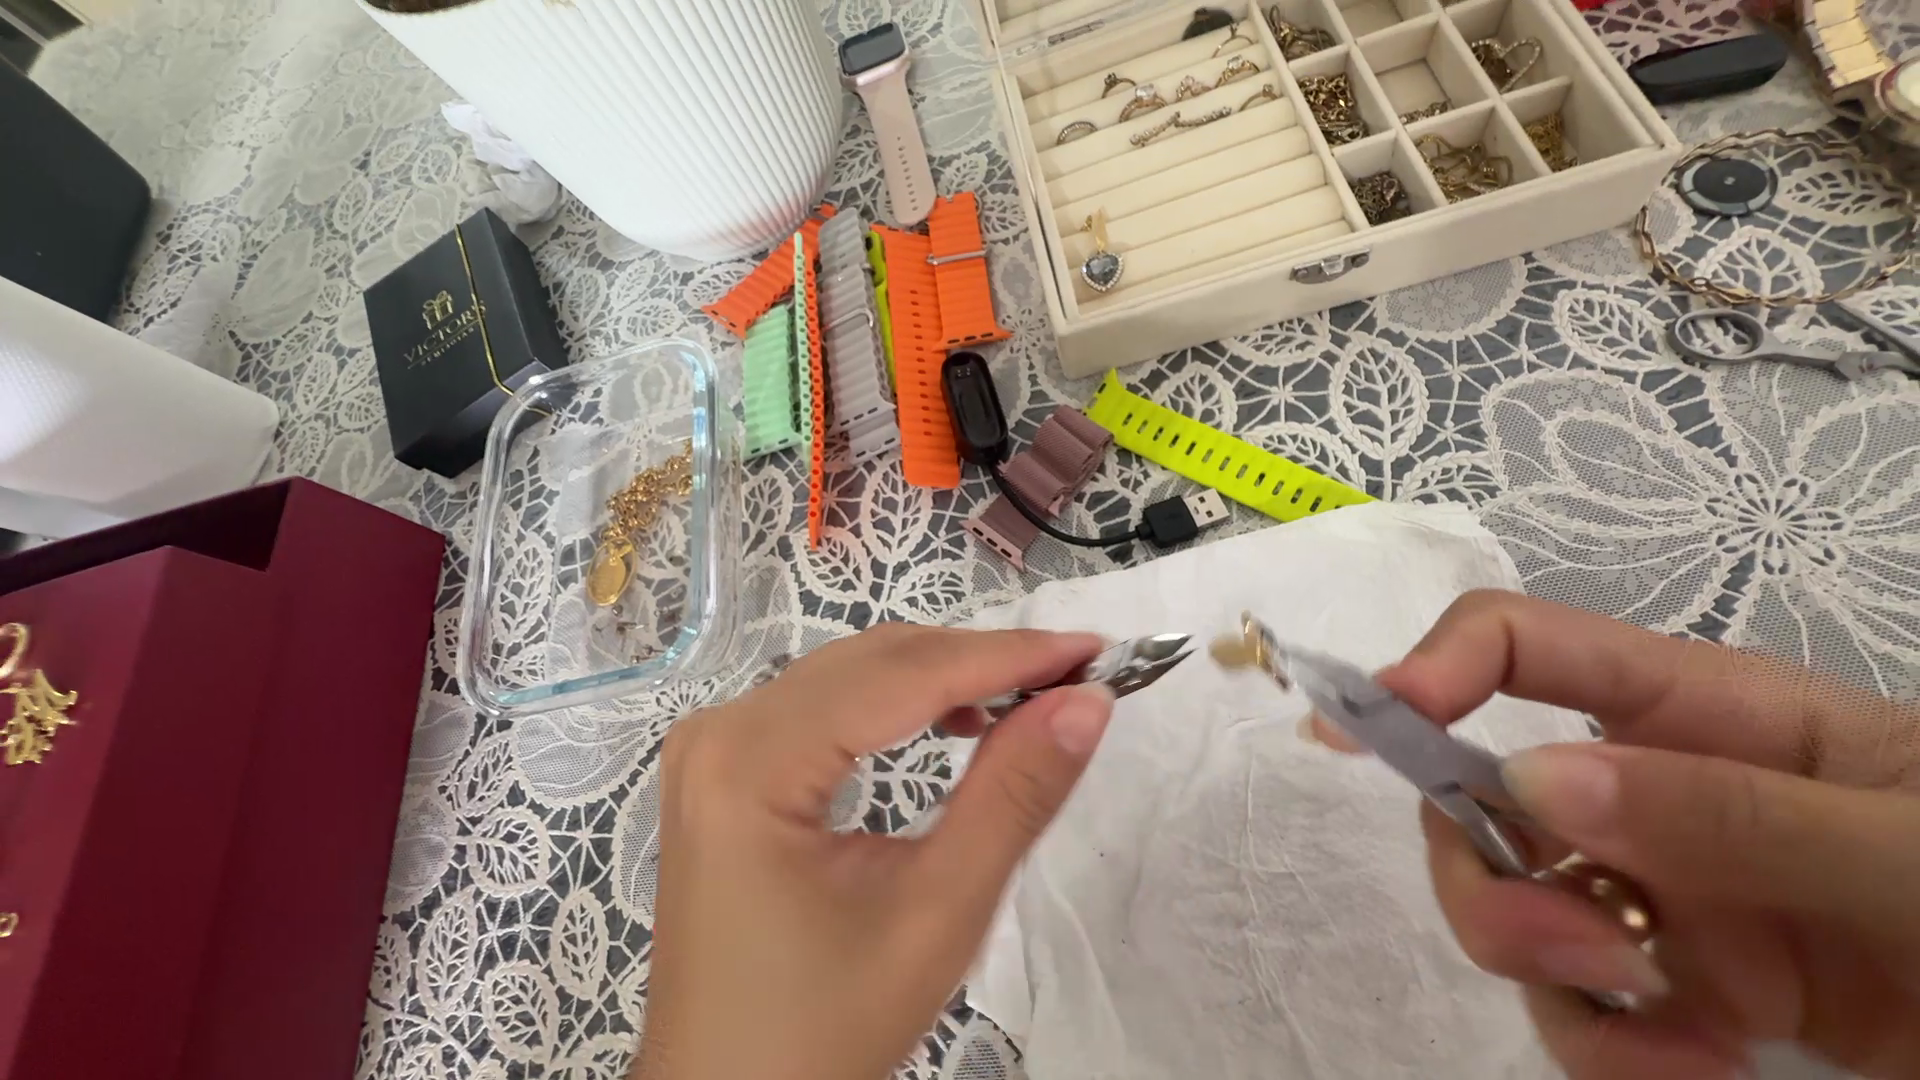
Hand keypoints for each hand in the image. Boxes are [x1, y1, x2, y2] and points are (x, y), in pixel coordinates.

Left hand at [631, 623, 1115, 1079]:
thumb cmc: (826, 1025)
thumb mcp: (937, 914)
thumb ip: (1014, 797)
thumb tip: (1084, 705)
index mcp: (751, 762)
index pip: (901, 676)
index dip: (1006, 656)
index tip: (1092, 651)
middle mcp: (724, 728)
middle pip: (874, 663)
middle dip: (982, 661)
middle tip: (1074, 674)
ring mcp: (719, 741)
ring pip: (855, 674)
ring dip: (947, 675)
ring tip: (1029, 696)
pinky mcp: (730, 760)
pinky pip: (831, 703)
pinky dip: (902, 700)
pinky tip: (956, 720)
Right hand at [1345, 591, 1919, 1078]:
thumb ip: (1733, 808)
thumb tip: (1529, 782)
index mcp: (1690, 712)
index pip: (1511, 643)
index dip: (1426, 667)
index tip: (1364, 727)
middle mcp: (1635, 788)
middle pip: (1470, 794)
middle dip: (1482, 868)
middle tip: (1576, 950)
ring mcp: (1640, 889)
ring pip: (1495, 898)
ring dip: (1534, 959)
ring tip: (1662, 1033)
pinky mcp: (1661, 984)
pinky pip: (1563, 1002)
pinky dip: (1599, 1046)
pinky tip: (1689, 1070)